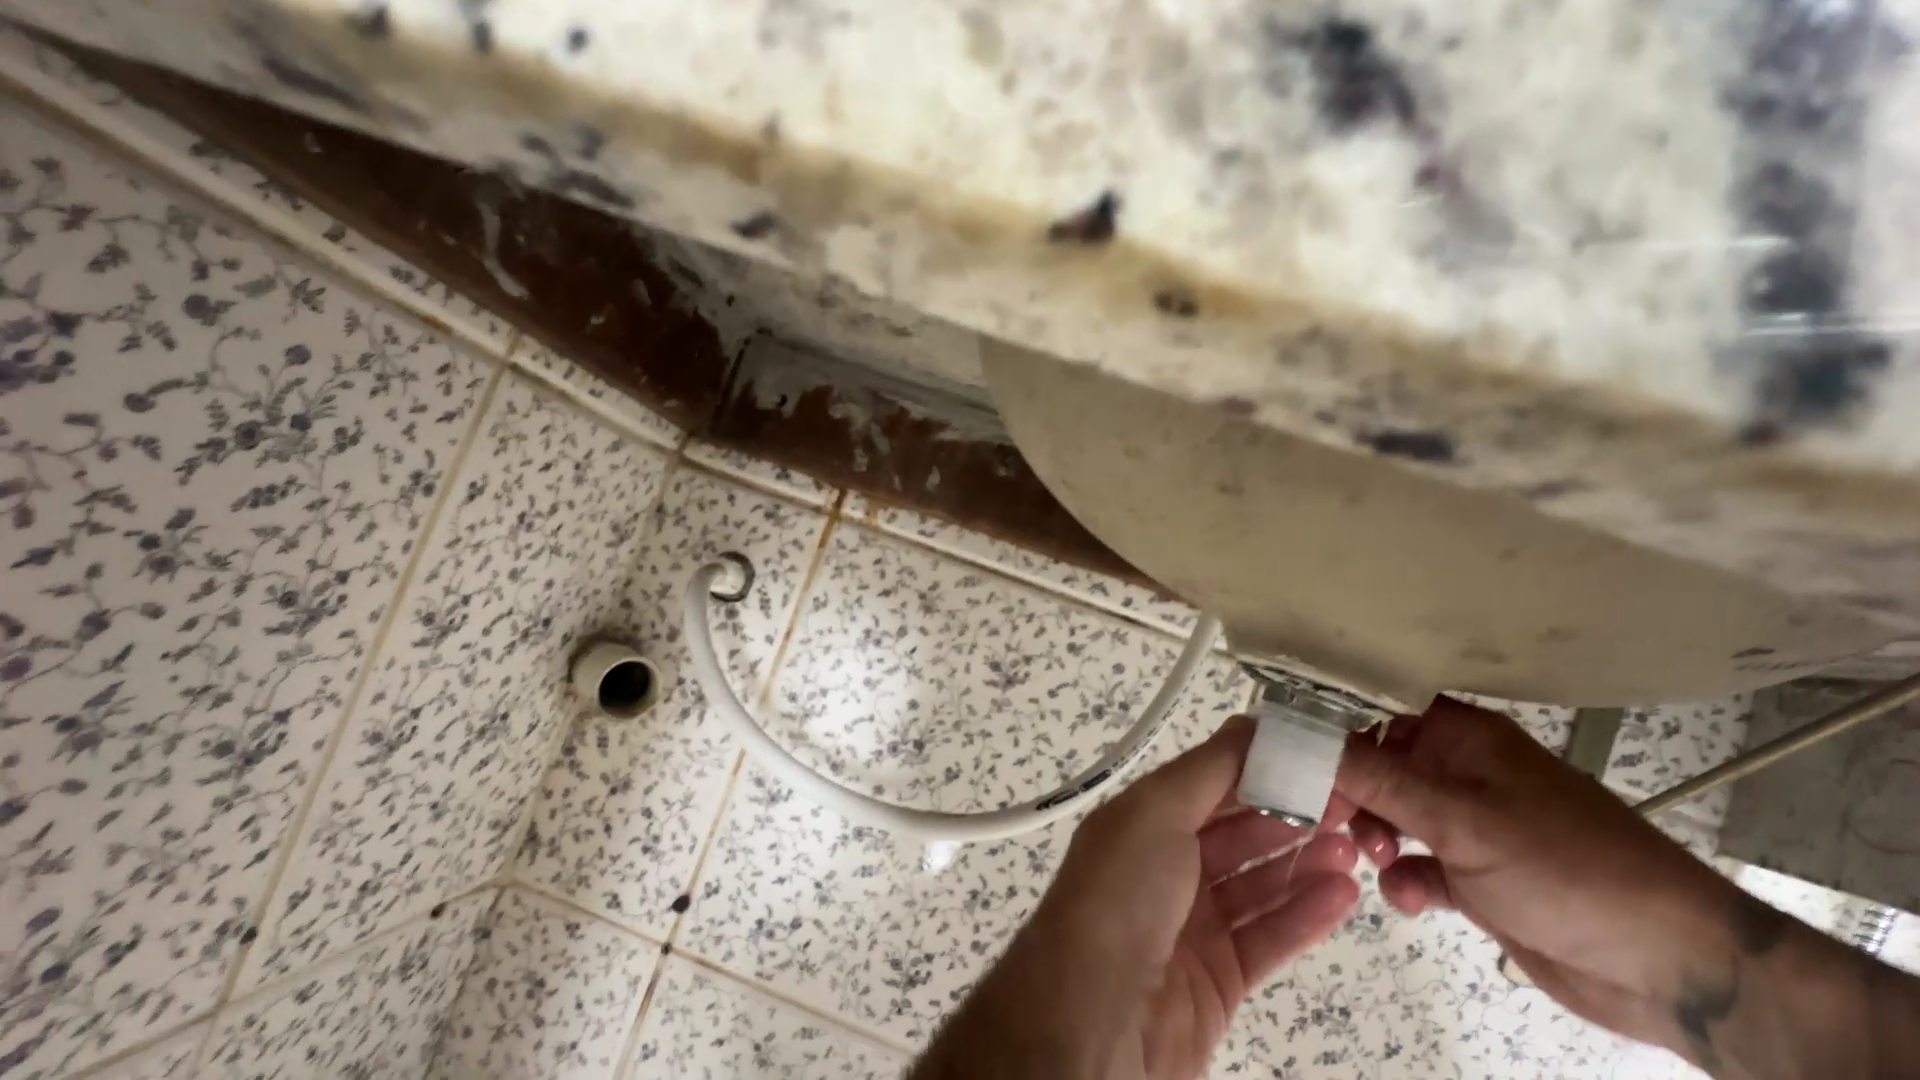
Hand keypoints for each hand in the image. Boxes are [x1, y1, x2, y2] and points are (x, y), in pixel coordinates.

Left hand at [912, 716, 1360, 1079]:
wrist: (1094, 1015)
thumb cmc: (1120, 896)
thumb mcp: (1156, 810)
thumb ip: (1211, 769)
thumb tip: (1256, 725)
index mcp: (1143, 822)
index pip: (1212, 784)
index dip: (1263, 768)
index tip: (1316, 758)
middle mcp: (1165, 868)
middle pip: (1239, 832)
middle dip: (1292, 813)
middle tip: (1349, 804)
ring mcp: (1192, 924)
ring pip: (1259, 884)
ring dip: (1306, 862)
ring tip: (1353, 846)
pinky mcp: (1219, 977)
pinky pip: (1269, 937)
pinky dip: (1306, 914)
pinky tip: (1342, 893)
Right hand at [1333, 697, 1777, 1063]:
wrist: (1668, 965)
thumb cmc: (1568, 869)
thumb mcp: (1462, 820)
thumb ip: (1377, 781)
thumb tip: (1300, 737)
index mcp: (1466, 740)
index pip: (1380, 711)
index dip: (1334, 728)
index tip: (1293, 758)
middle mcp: (1463, 774)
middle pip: (1378, 767)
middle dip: (1349, 793)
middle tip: (1326, 819)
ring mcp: (1471, 827)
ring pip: (1391, 818)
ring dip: (1375, 839)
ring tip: (1379, 861)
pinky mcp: (1477, 877)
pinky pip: (1419, 866)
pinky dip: (1408, 881)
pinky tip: (1416, 902)